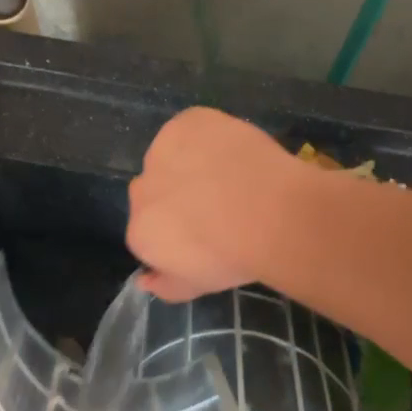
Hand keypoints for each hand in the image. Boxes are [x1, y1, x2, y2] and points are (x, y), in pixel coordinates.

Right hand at [127, 107, 308, 301]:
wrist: (270, 213)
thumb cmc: (236, 257)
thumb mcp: (199, 286)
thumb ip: (165, 285)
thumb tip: (144, 280)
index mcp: (141, 232)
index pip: (147, 229)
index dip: (175, 229)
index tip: (203, 234)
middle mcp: (141, 191)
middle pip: (153, 190)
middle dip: (176, 195)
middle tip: (217, 205)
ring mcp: (161, 152)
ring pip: (170, 156)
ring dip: (190, 164)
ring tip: (230, 175)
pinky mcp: (184, 124)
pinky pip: (190, 129)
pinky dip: (206, 136)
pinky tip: (232, 151)